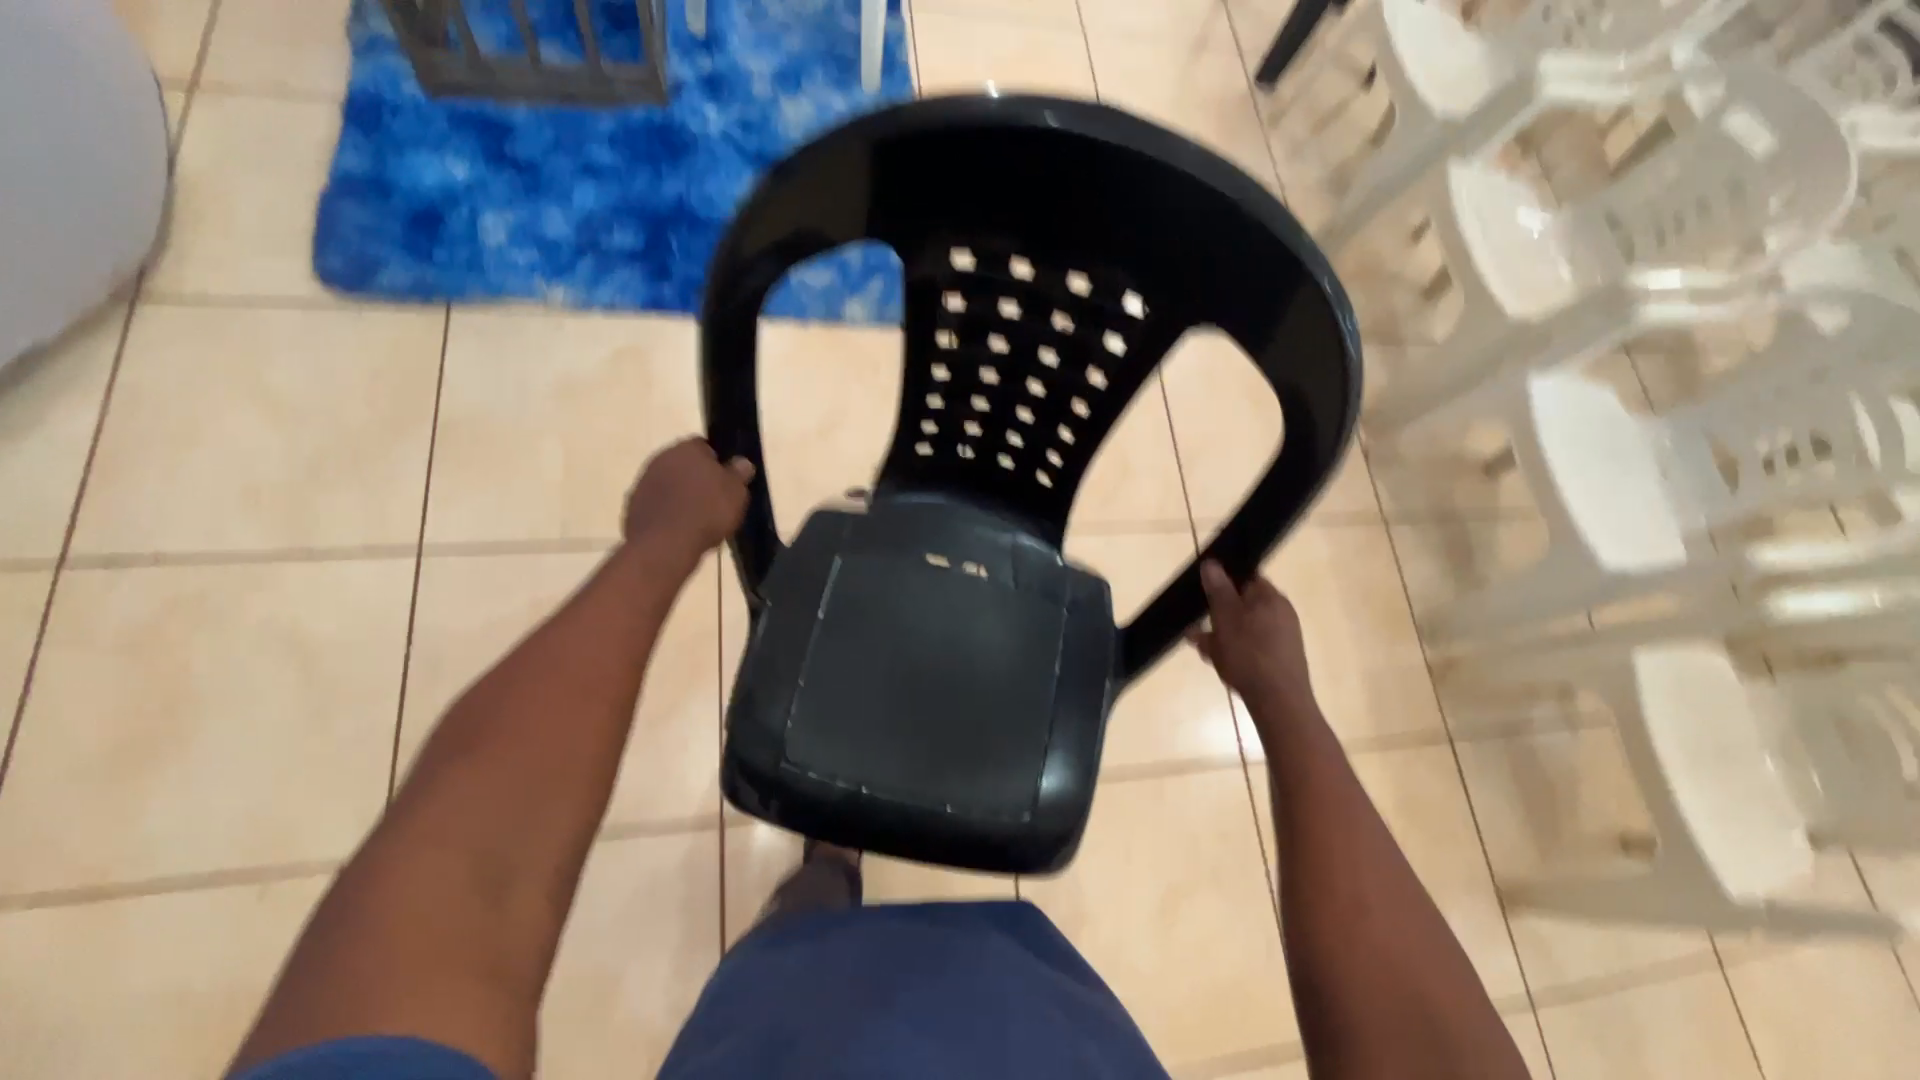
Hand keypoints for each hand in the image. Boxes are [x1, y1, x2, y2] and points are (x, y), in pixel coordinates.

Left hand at [623, 438, 755, 557]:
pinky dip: (666, 513)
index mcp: (687, 448)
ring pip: (668, 484)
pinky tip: (678, 530)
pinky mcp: (633, 505)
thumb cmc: (707, 512)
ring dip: (679, 495)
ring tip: (696, 519)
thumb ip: (739, 474)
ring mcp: (643, 481)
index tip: (726, 481)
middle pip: (684, 464)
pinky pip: (656, 504)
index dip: (717, 462)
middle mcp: (661, 458)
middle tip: (713, 500)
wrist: (665, 544)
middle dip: (696, 478)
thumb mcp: (736, 493)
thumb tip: (741, 462)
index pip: (705, 446)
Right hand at [1188, 561, 1314, 713]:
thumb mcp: (1226, 618)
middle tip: (1197, 630)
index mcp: (1271, 597)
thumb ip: (1218, 590)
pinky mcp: (1280, 658)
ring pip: (1243, 628)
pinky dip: (1234, 651)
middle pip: (1242, 605)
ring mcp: (1283, 637)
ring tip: (1204, 651)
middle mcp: (1281, 612)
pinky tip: (1220, 664)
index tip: (1203, 595)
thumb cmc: (1249, 654)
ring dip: (1221, 636)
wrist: (1278, 701)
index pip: (1245, 577)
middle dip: (1217, 616)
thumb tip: (1211, 563)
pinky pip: (1251, 646)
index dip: (1222, 583)